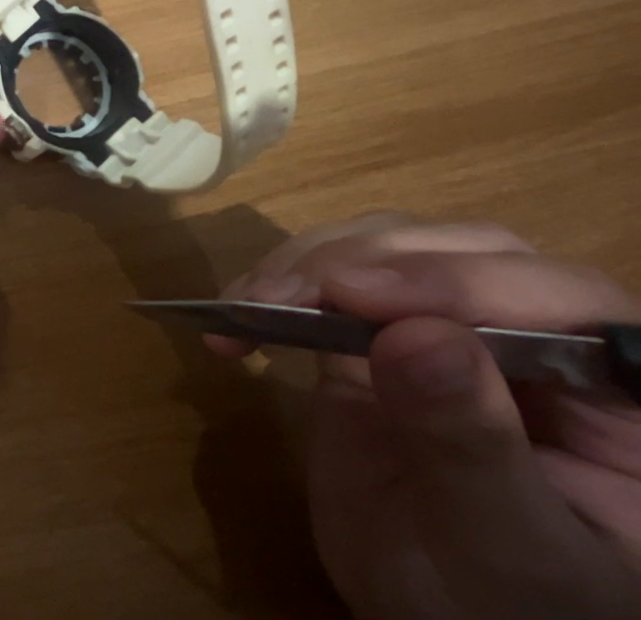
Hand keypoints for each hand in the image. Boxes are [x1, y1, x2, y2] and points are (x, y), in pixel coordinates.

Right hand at [212, 217, 640, 618]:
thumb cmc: (508, 608)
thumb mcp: (506, 543)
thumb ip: (472, 442)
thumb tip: (419, 337)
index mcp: (615, 388)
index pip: (556, 297)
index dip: (454, 280)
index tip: (346, 291)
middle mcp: (538, 341)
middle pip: (458, 252)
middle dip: (359, 260)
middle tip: (276, 297)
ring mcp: (447, 334)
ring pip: (383, 252)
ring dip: (301, 266)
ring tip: (241, 308)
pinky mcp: (370, 342)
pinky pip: (323, 288)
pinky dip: (269, 291)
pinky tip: (233, 320)